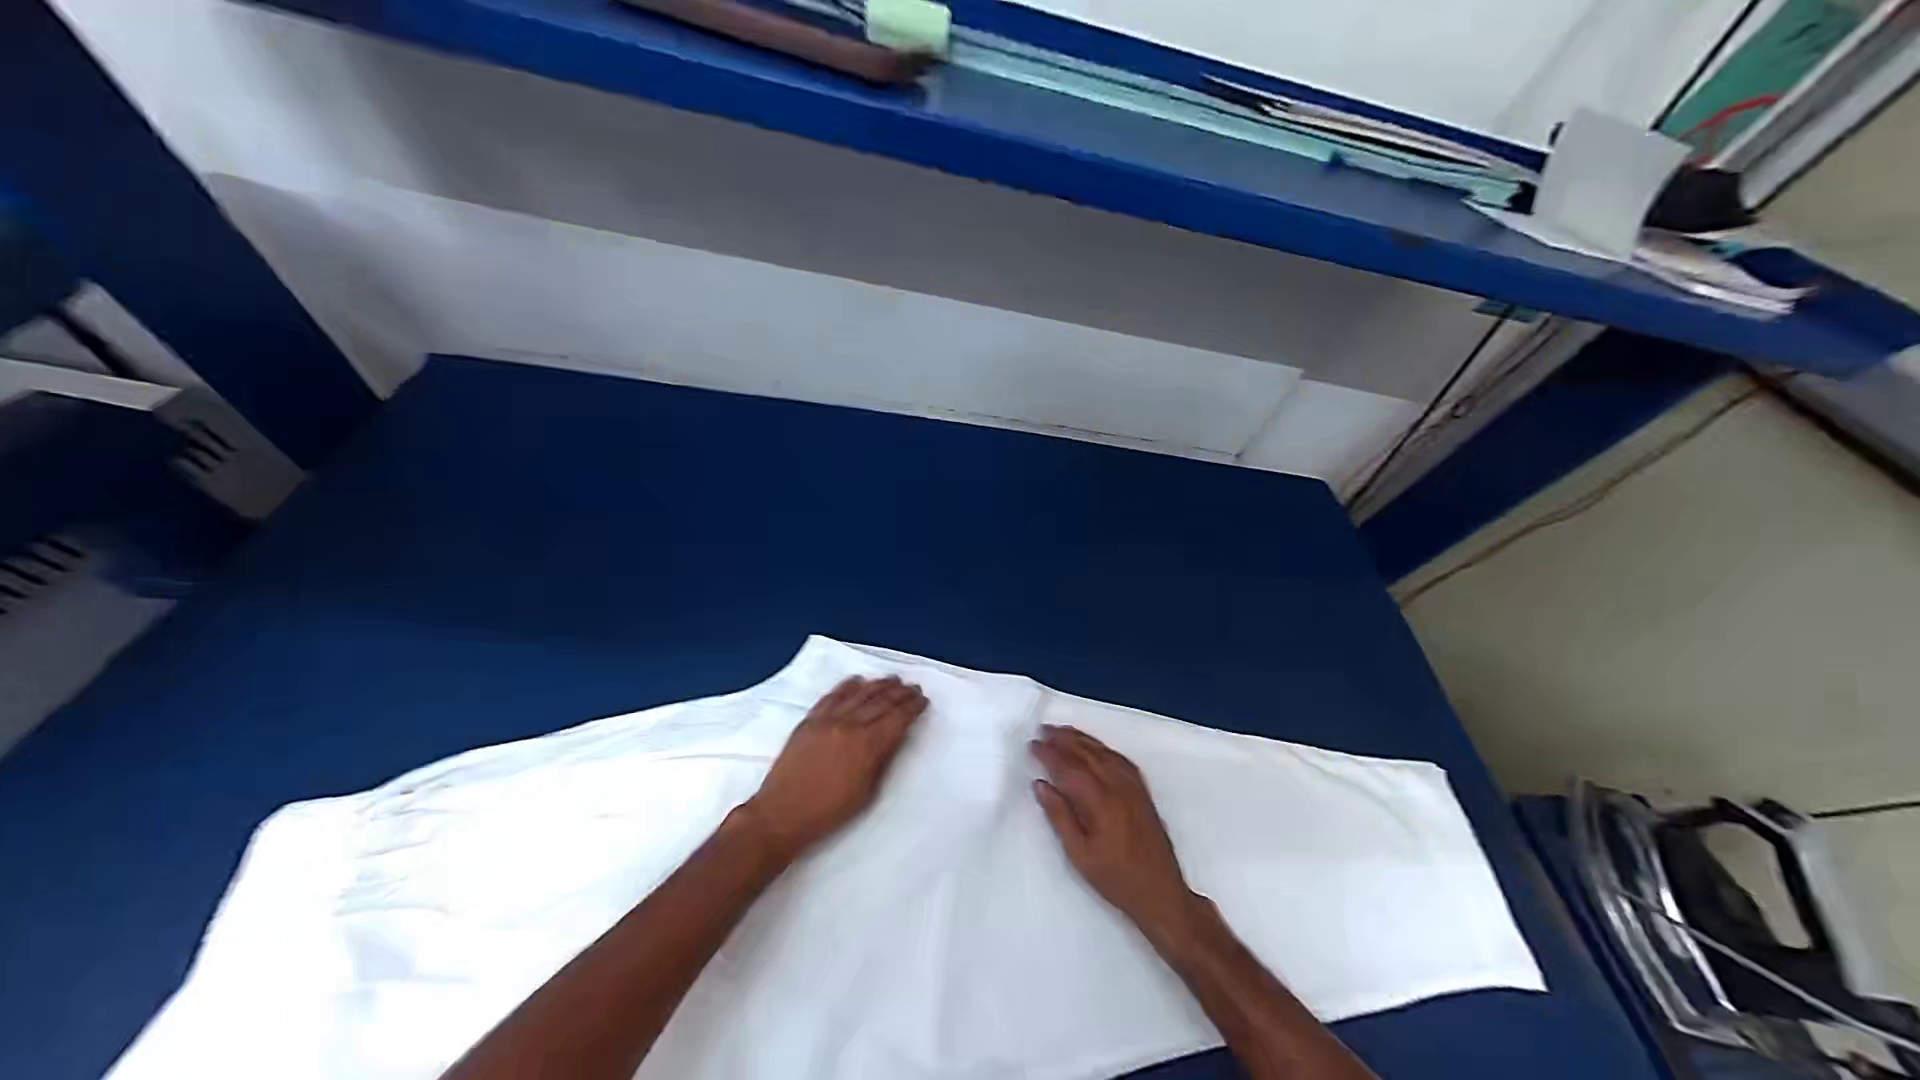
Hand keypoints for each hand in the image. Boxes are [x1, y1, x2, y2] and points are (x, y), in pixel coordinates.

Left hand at [742, 676, 926, 861]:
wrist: (782, 814)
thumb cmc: (829, 812)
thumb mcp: (867, 792)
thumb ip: (883, 759)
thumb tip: (895, 736)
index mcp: (868, 745)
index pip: (897, 718)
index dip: (912, 707)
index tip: (922, 700)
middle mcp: (849, 725)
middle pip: (881, 701)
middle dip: (900, 693)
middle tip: (913, 687)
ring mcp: (827, 719)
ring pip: (859, 694)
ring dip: (879, 684)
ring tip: (893, 679)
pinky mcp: (810, 720)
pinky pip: (833, 696)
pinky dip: (848, 686)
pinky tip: (858, 681)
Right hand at [1030, 724, 1199, 934]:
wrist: (1161, 893)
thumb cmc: (1116, 879)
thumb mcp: (1079, 854)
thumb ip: (1059, 816)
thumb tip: (1041, 785)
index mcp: (1100, 800)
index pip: (1068, 767)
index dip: (1048, 754)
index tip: (1033, 746)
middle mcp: (1118, 786)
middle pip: (1086, 753)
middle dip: (1062, 739)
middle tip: (1043, 730)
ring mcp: (1133, 786)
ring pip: (1103, 752)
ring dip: (1081, 739)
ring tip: (1062, 732)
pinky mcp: (1142, 791)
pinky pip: (1120, 759)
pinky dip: (1102, 747)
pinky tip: (1094, 747)